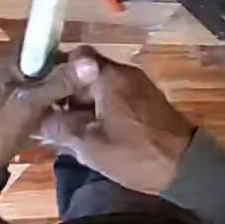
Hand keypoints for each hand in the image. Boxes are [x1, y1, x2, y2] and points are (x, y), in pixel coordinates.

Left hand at [0, 43, 95, 169]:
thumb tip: (92, 62)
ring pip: (40, 76)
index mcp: (5, 59)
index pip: (35, 36)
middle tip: (87, 77)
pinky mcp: (11, 102)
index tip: (81, 55)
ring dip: (57, 84)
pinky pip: (36, 92)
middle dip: (62, 66)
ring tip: (81, 93)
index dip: (59, 42)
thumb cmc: (0, 126)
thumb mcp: (32, 102)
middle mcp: (5, 67)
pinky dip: (50, 97)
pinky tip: (66, 108)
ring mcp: (7, 86)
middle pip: (40, 58)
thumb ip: (60, 82)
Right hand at [37, 48, 194, 195]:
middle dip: (67, 92)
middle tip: (50, 115)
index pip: (74, 56)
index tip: (41, 91)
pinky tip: (91, 132)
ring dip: (83, 103)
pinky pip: (115, 96)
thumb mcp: (89, 145)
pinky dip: (101, 109)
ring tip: (67, 128)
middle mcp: (125, 73)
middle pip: (86, 72)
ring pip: (100, 86)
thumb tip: (39, 119)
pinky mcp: (147, 100)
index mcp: (109, 75)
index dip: (55, 71)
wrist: (186, 167)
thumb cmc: (135, 153)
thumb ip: (59, 127)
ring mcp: (138, 85)